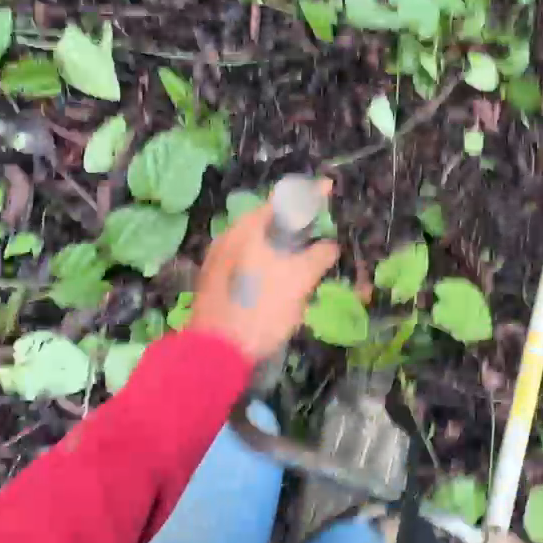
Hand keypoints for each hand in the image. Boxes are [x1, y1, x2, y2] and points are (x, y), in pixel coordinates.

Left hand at [187, 193, 340, 362]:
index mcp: (250, 227)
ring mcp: (217, 257)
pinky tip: (275, 278)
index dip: (310, 193)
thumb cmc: (261, 308)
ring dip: (279, 243)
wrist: (214, 354)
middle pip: (269, 219)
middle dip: (295, 221)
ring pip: (255, 241)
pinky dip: (264, 259)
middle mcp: (229, 234)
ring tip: (299, 257)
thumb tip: (330, 245)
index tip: (328, 188)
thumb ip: (319, 255)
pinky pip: (244, 259)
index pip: (285, 199)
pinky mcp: (212, 280)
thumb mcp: (300, 280)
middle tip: (317, 230)